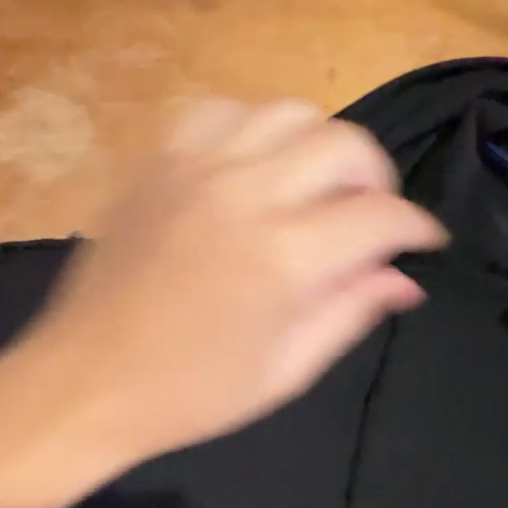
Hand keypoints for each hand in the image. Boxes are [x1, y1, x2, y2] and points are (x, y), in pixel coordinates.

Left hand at [21, 99, 446, 458]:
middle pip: (344, 144)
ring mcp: (194, 170)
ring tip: (316, 186)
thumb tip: (402, 279)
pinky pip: (218, 111)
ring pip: (286, 112)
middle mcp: (246, 195)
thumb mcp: (283, 373)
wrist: (87, 383)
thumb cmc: (189, 396)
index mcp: (284, 259)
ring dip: (318, 144)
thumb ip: (348, 315)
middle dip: (377, 177)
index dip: (416, 228)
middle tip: (372, 215)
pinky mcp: (155, 164)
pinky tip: (252, 165)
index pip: (380, 215)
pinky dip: (250, 128)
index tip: (421, 244)